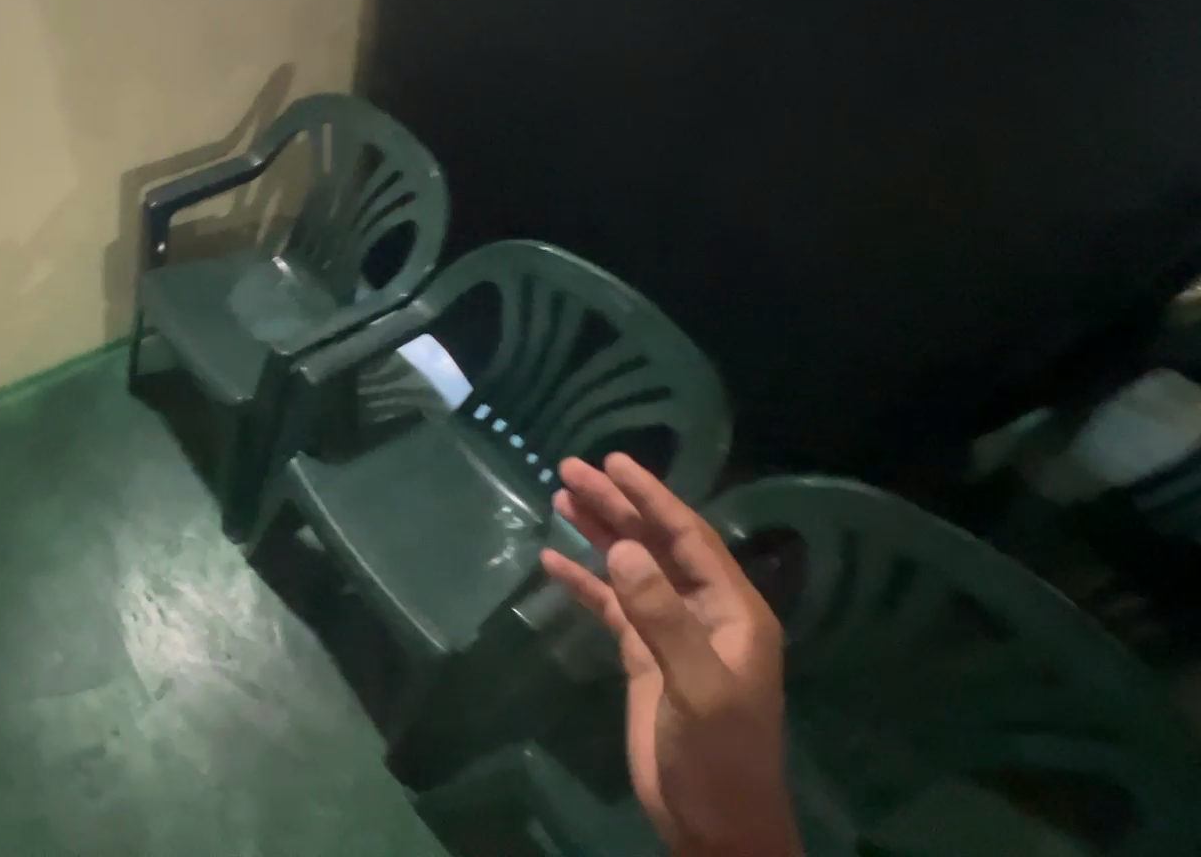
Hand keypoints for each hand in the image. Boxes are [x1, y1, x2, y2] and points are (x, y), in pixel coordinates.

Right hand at [541, 455, 800, 856]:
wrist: (713, 823)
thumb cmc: (719, 756)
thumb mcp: (698, 686)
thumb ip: (661, 616)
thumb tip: (622, 549)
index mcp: (732, 610)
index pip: (687, 536)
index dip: (650, 496)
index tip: (613, 462)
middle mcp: (702, 610)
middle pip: (653, 543)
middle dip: (614, 505)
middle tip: (570, 469)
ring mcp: (669, 630)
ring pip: (629, 567)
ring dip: (597, 533)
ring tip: (560, 497)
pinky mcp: (642, 654)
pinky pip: (609, 604)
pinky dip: (582, 581)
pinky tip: (552, 560)